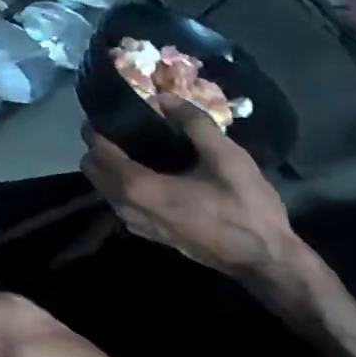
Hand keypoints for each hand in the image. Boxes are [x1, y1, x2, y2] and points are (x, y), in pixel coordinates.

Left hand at [80, 93, 297, 281]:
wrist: (263, 260)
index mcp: (138, 186)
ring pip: (102, 187)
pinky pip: (118, 201)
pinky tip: (145, 170)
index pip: (98, 152)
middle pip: (92, 170)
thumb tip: (164, 97)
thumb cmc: (246, 207)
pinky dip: (119, 183)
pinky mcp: (145, 232)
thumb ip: (193, 123)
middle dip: (96, 147)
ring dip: (106, 166)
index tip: (102, 113)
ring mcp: (133, 222)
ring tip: (130, 145)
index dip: (96, 130)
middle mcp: (125, 206)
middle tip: (117, 127)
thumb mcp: (226, 158)